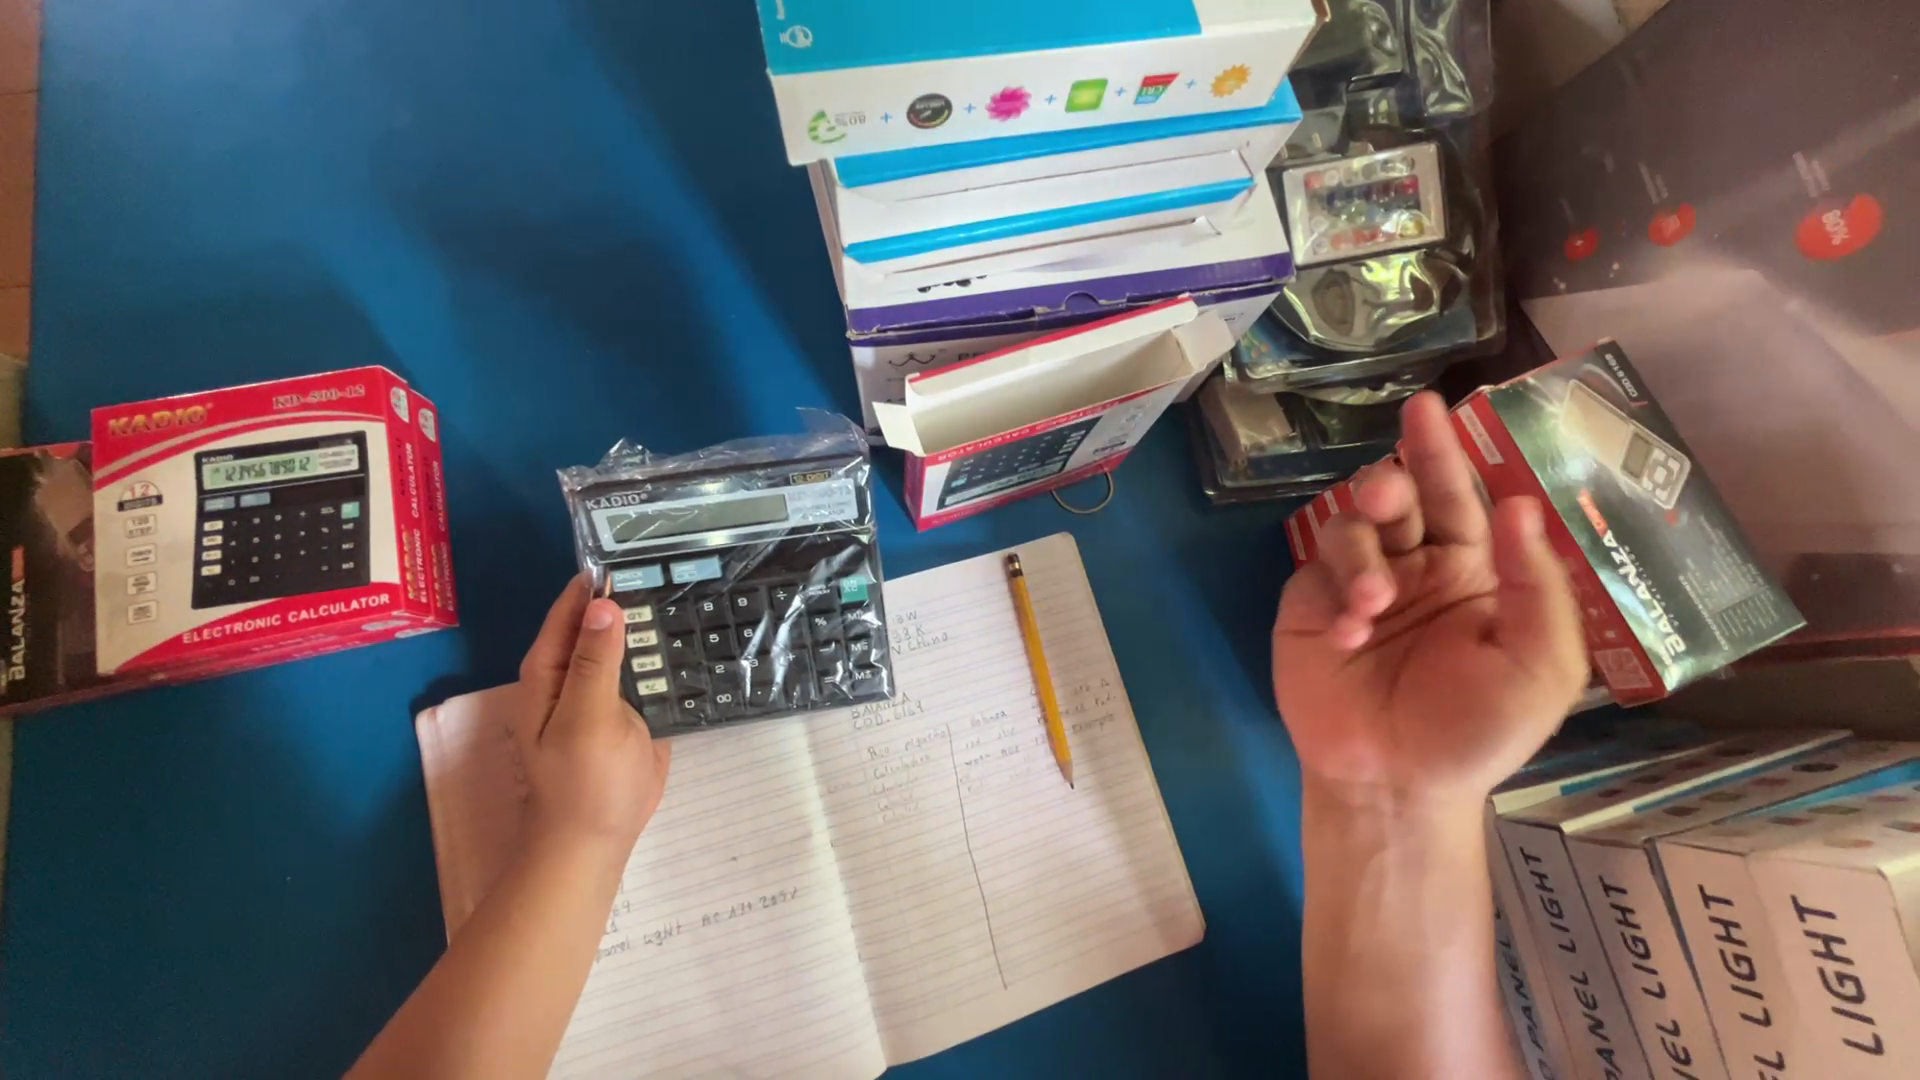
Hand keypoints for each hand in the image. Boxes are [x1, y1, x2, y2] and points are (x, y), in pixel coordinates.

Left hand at [515, 578, 672, 858]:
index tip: (634, 547)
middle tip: (678, 560)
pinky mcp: (635, 706)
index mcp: (551, 669)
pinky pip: (651, 668)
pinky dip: (668, 650)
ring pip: (631, 642)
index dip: (597, 577)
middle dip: (632, 593)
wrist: (599, 837)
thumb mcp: (586, 717)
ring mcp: (607, 689)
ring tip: (696, 584)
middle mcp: (577, 671)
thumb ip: (596, 662)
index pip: (572, 608)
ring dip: (655, 619)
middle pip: (604, 620)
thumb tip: (604, 604)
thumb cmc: (583, 780)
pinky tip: (697, 632)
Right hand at [1272, 392, 1588, 811]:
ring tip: (1372, 605)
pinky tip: (1348, 636)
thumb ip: (1536, 589)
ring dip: (1360, 554)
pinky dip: (1333, 596)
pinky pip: (1315, 574)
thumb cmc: (1473, 730)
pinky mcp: (1309, 604)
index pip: (1461, 499)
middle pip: (1397, 498)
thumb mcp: (1537, 667)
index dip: (1444, 453)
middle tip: (1384, 501)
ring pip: (1349, 528)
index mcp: (1473, 572)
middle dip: (1391, 486)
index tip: (1427, 406)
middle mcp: (1413, 566)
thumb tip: (1516, 506)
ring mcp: (1354, 583)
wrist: (1392, 781)